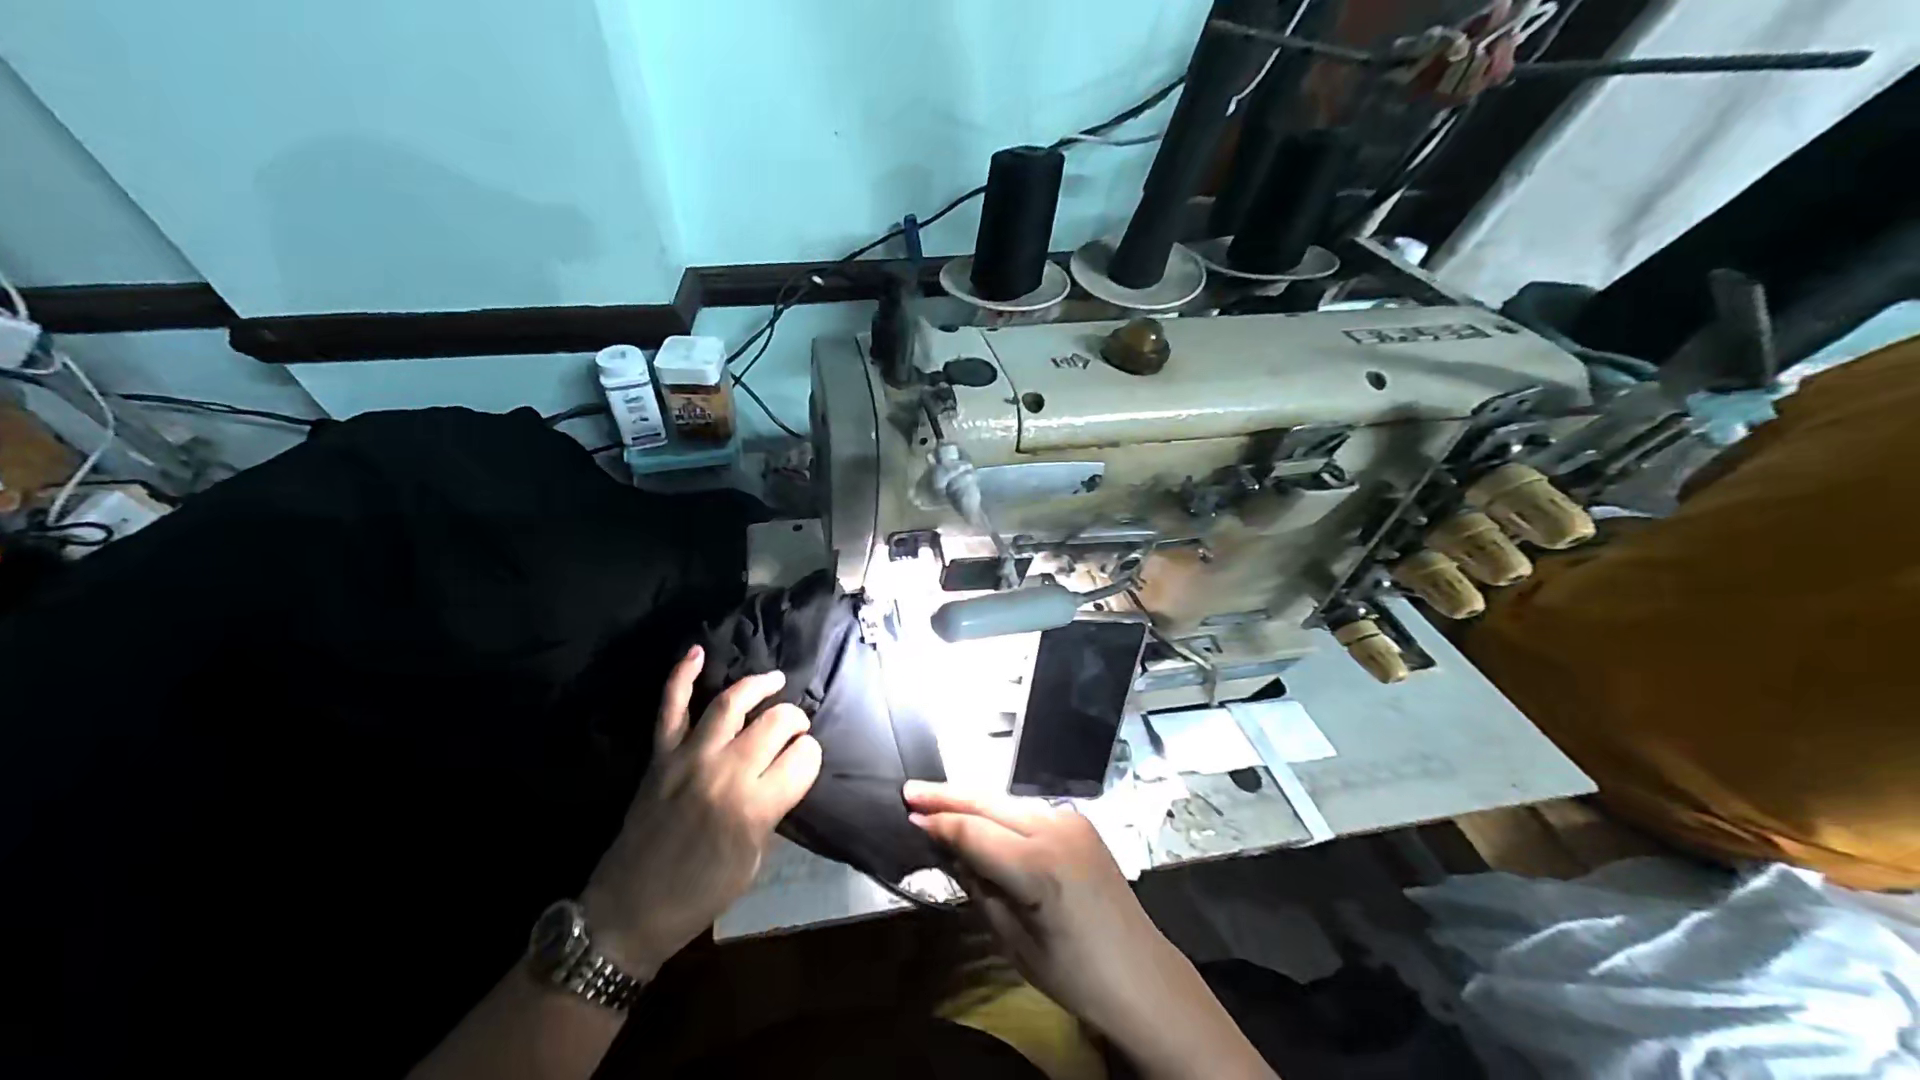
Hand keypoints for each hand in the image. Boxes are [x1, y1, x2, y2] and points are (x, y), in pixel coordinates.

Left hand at [581, 647, 820, 977]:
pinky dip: (682, 676)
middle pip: (776, 721)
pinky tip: (698, 652)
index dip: (812, 756)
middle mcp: (727, 772)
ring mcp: (690, 758)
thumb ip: (775, 809)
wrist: (631, 910)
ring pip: (732, 702)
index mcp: (756, 806)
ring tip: (773, 681)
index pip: (805, 757)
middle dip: (795, 720)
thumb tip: (787, 772)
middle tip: (796, 729)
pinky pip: (672, 707)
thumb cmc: (701, 894)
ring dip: (759, 685)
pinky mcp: (660, 755)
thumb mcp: (756, 859)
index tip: (806, 762)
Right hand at [905, 782, 1273, 1079]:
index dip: (938, 823)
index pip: (973, 831)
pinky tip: (980, 814)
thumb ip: (979, 887)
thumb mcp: (1013, 940)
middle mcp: (1056, 830)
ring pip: (1008, 801)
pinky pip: (1028, 810)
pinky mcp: (1080, 822)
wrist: (1142, 975)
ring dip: (973, 800)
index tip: (907, 814)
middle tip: (911, 790)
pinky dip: (1000, 810)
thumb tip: (951, 851)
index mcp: (1039, 866)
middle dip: (947, 795)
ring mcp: (1072, 821)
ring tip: (935, 799)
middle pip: (989, 803)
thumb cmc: (1076, 974)